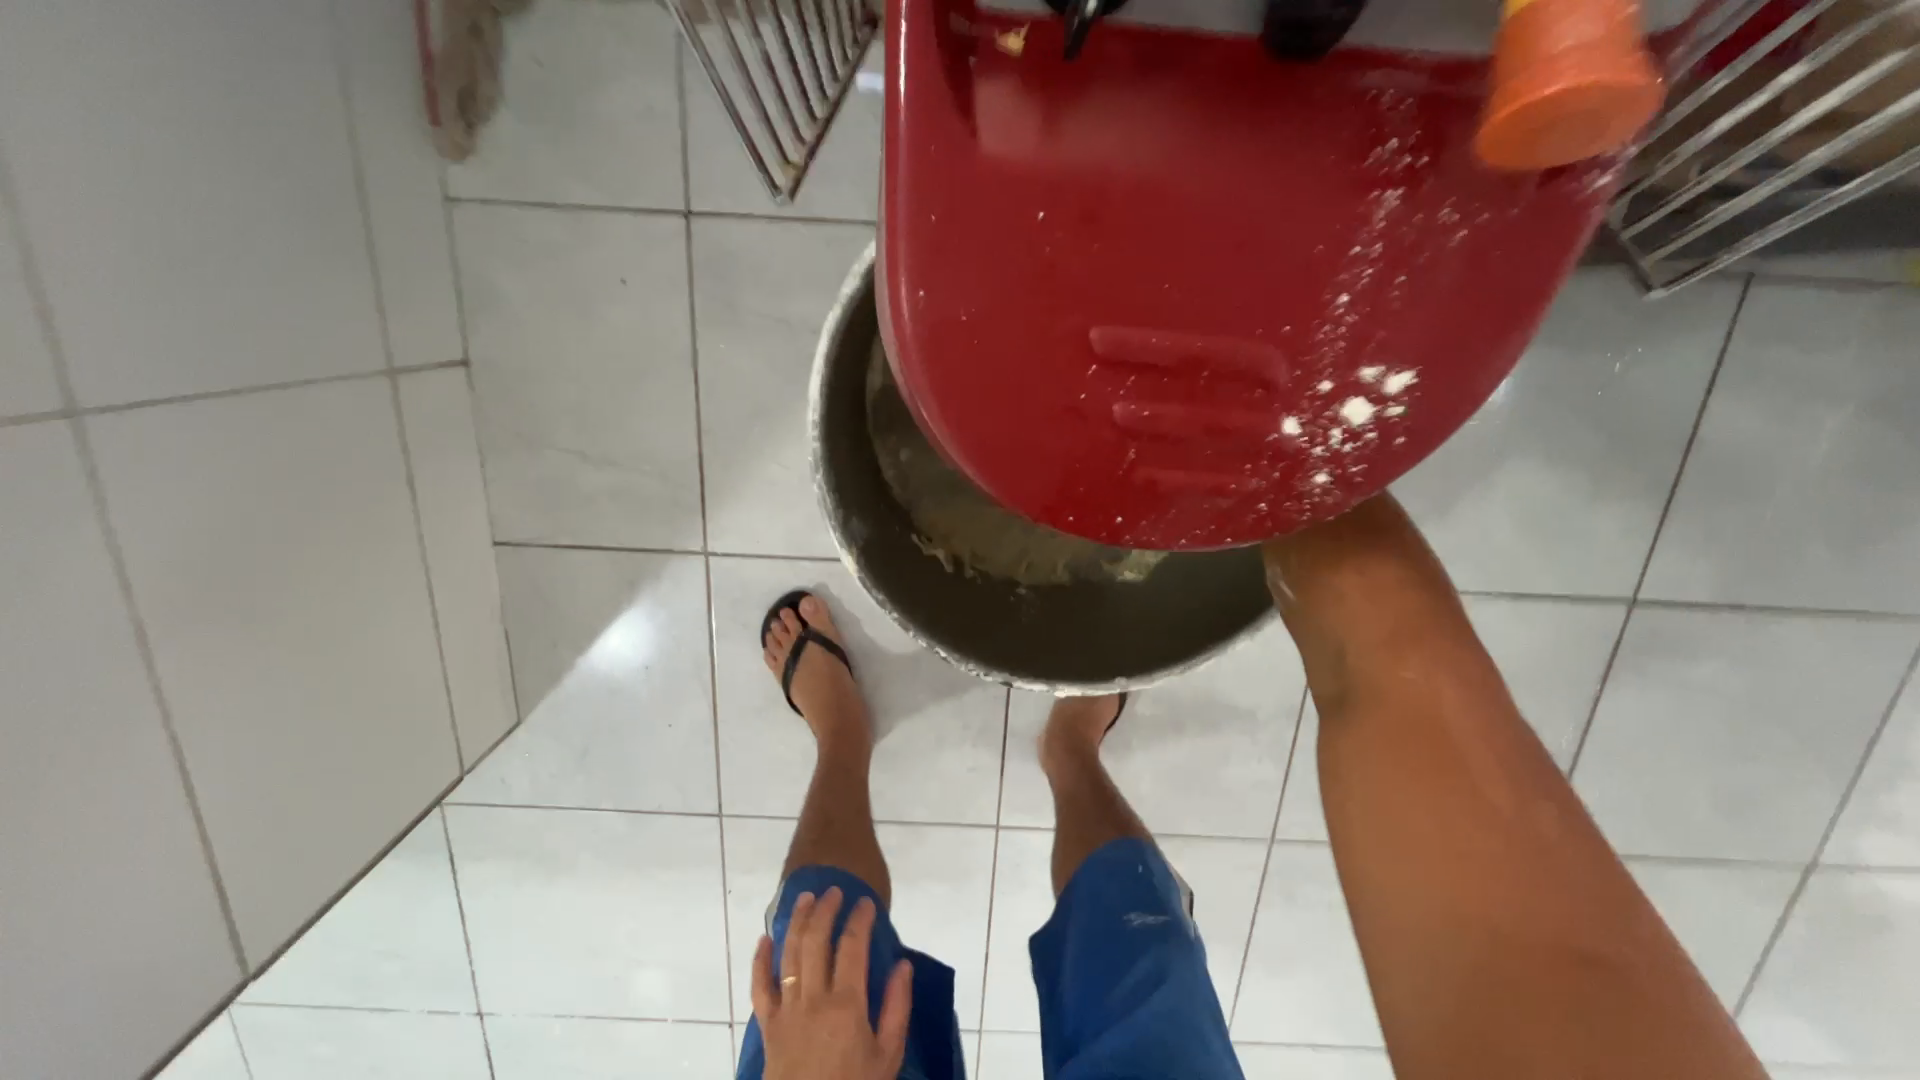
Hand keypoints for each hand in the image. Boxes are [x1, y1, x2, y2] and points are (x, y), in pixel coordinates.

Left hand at [753, 886, 913, 1079]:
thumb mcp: (888, 1055)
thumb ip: (897, 1007)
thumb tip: (903, 964)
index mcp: (847, 1004)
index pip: (852, 947)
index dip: (859, 919)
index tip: (866, 902)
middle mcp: (814, 998)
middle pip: (817, 941)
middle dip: (826, 910)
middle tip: (834, 891)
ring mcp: (787, 1010)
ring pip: (789, 954)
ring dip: (797, 921)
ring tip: (805, 898)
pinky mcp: (768, 1025)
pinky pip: (759, 986)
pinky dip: (759, 960)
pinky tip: (764, 939)